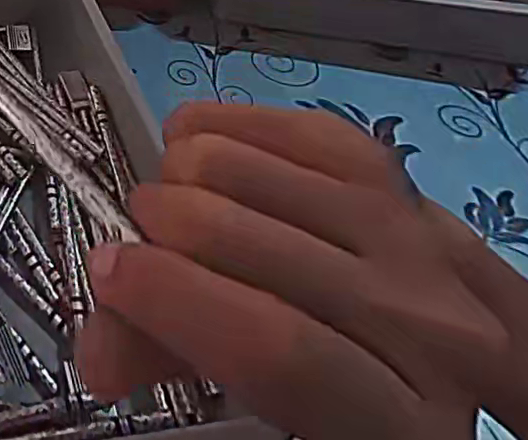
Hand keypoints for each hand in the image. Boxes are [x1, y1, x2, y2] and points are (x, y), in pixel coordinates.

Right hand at [77, 103, 506, 438]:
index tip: (108, 270)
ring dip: (173, 177)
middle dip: (153, 227)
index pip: (274, 346)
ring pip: (228, 160)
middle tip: (143, 244)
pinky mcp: (372, 156)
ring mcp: (398, 220)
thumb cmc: (332, 380)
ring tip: (180, 208)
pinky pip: (253, 118)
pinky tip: (204, 161)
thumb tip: (93, 346)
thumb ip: (173, 363)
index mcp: (399, 418)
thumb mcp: (260, 408)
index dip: (171, 300)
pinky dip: (201, 129)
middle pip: (232, 233)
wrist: (434, 330)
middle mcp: (417, 314)